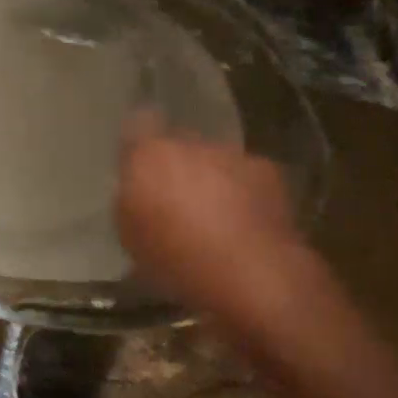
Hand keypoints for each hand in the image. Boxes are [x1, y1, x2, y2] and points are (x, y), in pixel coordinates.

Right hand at [115, 112, 305, 316]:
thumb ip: (129, 201)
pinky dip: (244, 191)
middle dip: (178, 165)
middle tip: (177, 199)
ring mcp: (232, 155)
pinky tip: (245, 222)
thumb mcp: (131, 238)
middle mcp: (190, 144)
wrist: (251, 272)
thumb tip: (136, 191)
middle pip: (179, 144)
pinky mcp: (267, 171)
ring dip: (212, 178)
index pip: (138, 125)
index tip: (140, 161)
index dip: (140, 142)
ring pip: (215, 159)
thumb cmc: (177, 259)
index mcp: (149, 155)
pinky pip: (246, 175)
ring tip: (215, 215)